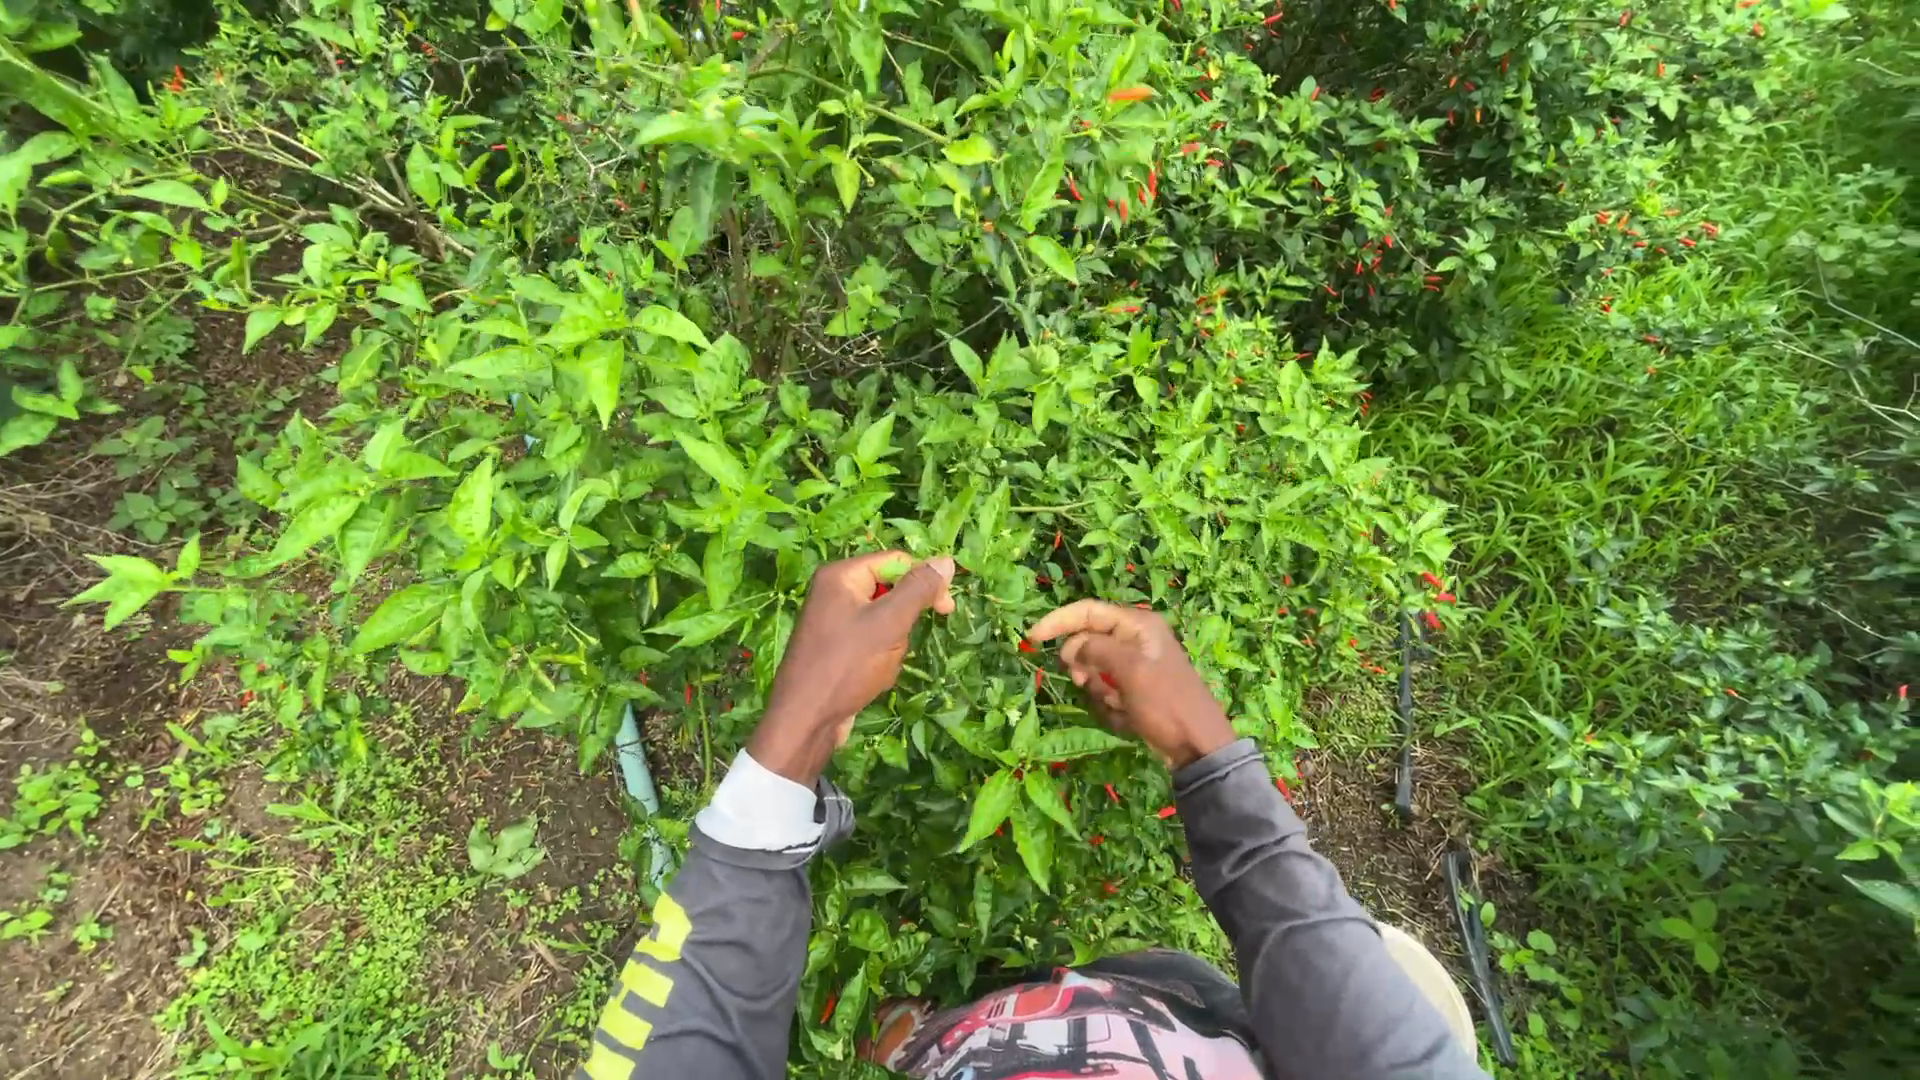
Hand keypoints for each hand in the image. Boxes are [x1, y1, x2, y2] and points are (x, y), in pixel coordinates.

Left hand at [748, 551, 956, 784]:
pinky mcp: (835, 645)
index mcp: (841, 575)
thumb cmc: (846, 665)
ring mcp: (832, 619)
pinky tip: (872, 675)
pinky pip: (870, 639)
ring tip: (880, 663)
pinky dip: (881, 654)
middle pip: (890, 589)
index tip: (946, 608)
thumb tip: (946, 561)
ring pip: (884, 618)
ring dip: (894, 641)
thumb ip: (918, 589)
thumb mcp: (889, 623)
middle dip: (903, 618)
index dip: (923, 581)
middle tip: (901, 643)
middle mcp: (833, 591)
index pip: (896, 562)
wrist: (805, 719)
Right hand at [1027, 600, 1235, 768]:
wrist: (1198, 746)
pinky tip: (1126, 714)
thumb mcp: (1130, 671)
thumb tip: (1072, 647)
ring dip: (1097, 687)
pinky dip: (1109, 702)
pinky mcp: (1134, 688)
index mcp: (1138, 625)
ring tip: (1116, 702)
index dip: (1058, 621)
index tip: (1032, 639)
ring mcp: (1135, 664)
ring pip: (1093, 667)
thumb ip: (1096, 650)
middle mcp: (1136, 638)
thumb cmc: (1166, 703)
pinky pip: (1105, 688)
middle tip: (1083, 682)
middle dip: (1082, 664)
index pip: (1088, 611)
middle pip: (1088, 640)